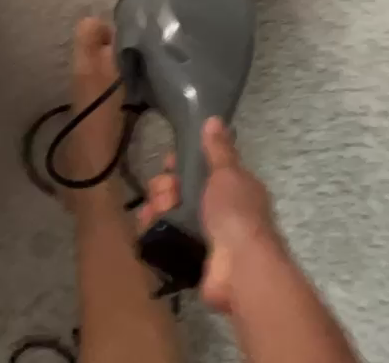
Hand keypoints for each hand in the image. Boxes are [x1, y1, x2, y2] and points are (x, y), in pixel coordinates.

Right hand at [137, 117, 280, 313]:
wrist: (240, 269)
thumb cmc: (237, 214)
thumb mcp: (228, 174)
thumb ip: (218, 149)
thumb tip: (214, 119)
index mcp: (232, 189)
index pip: (199, 169)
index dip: (180, 164)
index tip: (170, 163)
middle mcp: (217, 211)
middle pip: (179, 189)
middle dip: (165, 185)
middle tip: (167, 191)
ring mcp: (202, 234)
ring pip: (168, 210)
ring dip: (157, 205)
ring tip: (158, 210)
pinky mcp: (188, 253)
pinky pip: (163, 233)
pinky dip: (153, 226)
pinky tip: (148, 222)